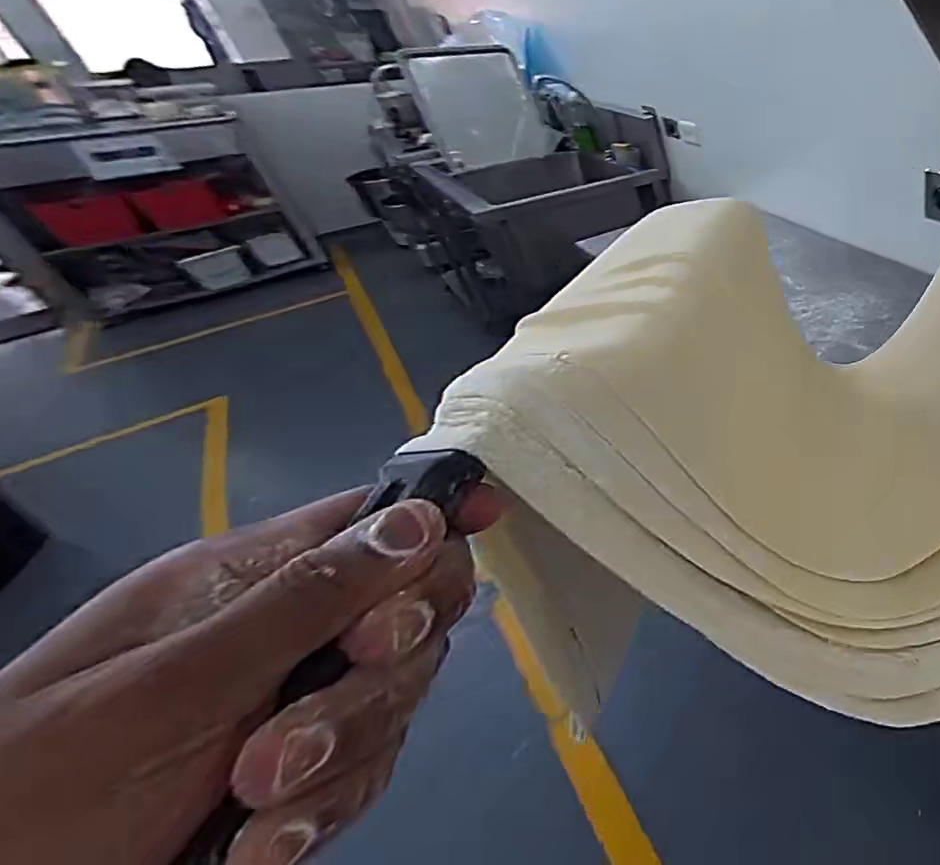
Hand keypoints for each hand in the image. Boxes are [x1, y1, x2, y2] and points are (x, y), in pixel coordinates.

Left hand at [0, 485, 506, 864]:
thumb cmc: (23, 795)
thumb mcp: (161, 691)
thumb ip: (302, 598)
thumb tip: (422, 518)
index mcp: (247, 580)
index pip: (376, 520)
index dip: (439, 513)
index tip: (490, 517)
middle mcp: (288, 629)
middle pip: (415, 605)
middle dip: (392, 650)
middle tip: (353, 667)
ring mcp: (302, 700)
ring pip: (402, 689)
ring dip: (347, 745)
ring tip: (262, 797)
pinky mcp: (310, 770)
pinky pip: (373, 763)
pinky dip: (331, 805)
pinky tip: (266, 843)